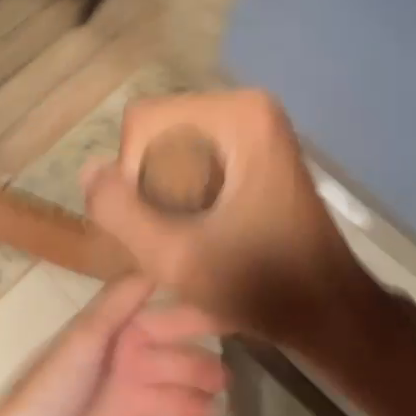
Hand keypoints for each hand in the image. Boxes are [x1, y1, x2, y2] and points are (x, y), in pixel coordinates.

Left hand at [0, 278, 226, 415]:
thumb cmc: (46, 398)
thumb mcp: (82, 340)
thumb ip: (119, 300)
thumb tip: (157, 257)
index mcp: (113, 335)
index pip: (166, 318)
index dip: (199, 316)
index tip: (238, 314)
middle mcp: (122, 367)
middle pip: (176, 361)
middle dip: (201, 367)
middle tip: (228, 379)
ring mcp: (122, 409)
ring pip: (174, 399)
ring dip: (196, 403)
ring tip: (215, 409)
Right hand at [83, 89, 376, 346]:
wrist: (327, 309)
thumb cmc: (258, 283)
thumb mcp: (175, 256)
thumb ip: (120, 211)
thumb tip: (88, 168)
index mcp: (237, 115)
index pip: (144, 123)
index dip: (132, 177)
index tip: (154, 228)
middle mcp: (249, 106)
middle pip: (160, 132)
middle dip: (151, 187)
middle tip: (169, 239)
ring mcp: (258, 126)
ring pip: (175, 147)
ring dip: (166, 193)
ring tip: (184, 239)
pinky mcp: (260, 148)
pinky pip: (198, 157)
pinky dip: (187, 192)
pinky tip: (200, 231)